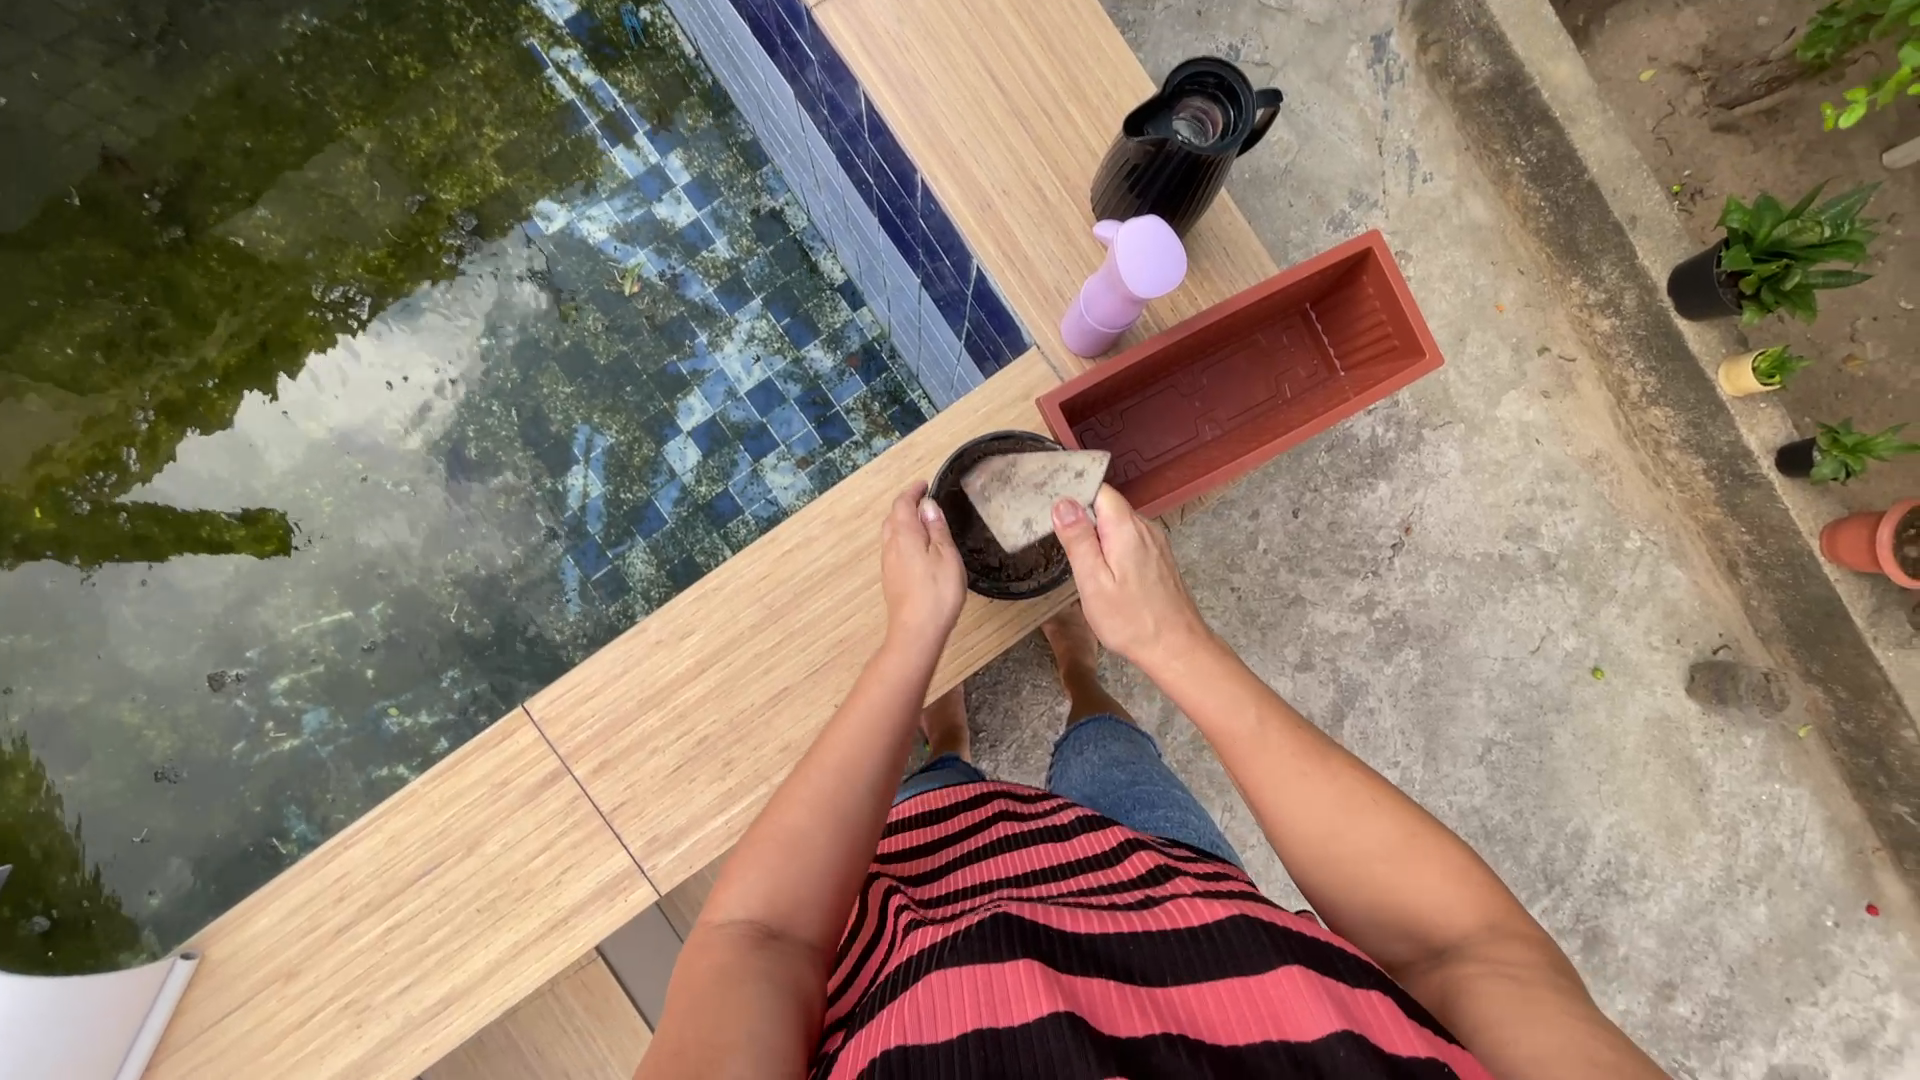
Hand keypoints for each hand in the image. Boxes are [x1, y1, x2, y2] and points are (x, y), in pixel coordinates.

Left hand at [880, 481, 964, 651]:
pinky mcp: (891, 580)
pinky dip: (904, 539)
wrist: (917, 632)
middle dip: (906, 505)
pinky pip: (894, 549)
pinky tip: (917, 548)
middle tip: (924, 501)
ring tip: (922, 522)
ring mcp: (889, 565)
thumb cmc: (937, 593)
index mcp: (904, 535)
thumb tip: (928, 505)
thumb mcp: (946, 555)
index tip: (924, 484)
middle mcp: (891, 547)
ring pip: (891, 534)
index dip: (912, 492)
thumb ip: (936, 528)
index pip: (902, 504)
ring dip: (903, 522)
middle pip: (893, 518)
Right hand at [1052, 485, 1212, 670]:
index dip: (1074, 493)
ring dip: (1096, 534)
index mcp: (1126, 528)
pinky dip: (1111, 546)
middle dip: (1082, 515)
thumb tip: (1063, 503)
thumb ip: (1078, 539)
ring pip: (1118, 523)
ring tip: (1077, 556)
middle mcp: (1144, 528)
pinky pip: (1128, 539)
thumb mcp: (1093, 581)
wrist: (1176, 648)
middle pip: (1107, 505)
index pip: (1098, 490)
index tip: (1050, 505)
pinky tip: (1102, 570)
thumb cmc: (1132, 621)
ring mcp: (1154, 542)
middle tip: (1056, 536)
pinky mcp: (1157, 557)